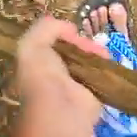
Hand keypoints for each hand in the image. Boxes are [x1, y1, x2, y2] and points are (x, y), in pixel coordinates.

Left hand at [13, 16, 108, 136]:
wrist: (61, 109)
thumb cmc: (42, 75)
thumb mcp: (31, 44)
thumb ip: (47, 28)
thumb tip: (70, 29)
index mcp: (37, 63)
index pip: (52, 42)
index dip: (62, 32)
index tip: (72, 29)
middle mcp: (55, 73)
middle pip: (72, 48)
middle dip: (82, 41)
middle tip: (88, 40)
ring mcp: (75, 83)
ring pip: (88, 57)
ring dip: (95, 50)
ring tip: (99, 50)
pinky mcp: (94, 91)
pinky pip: (101, 70)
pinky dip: (105, 62)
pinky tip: (105, 59)